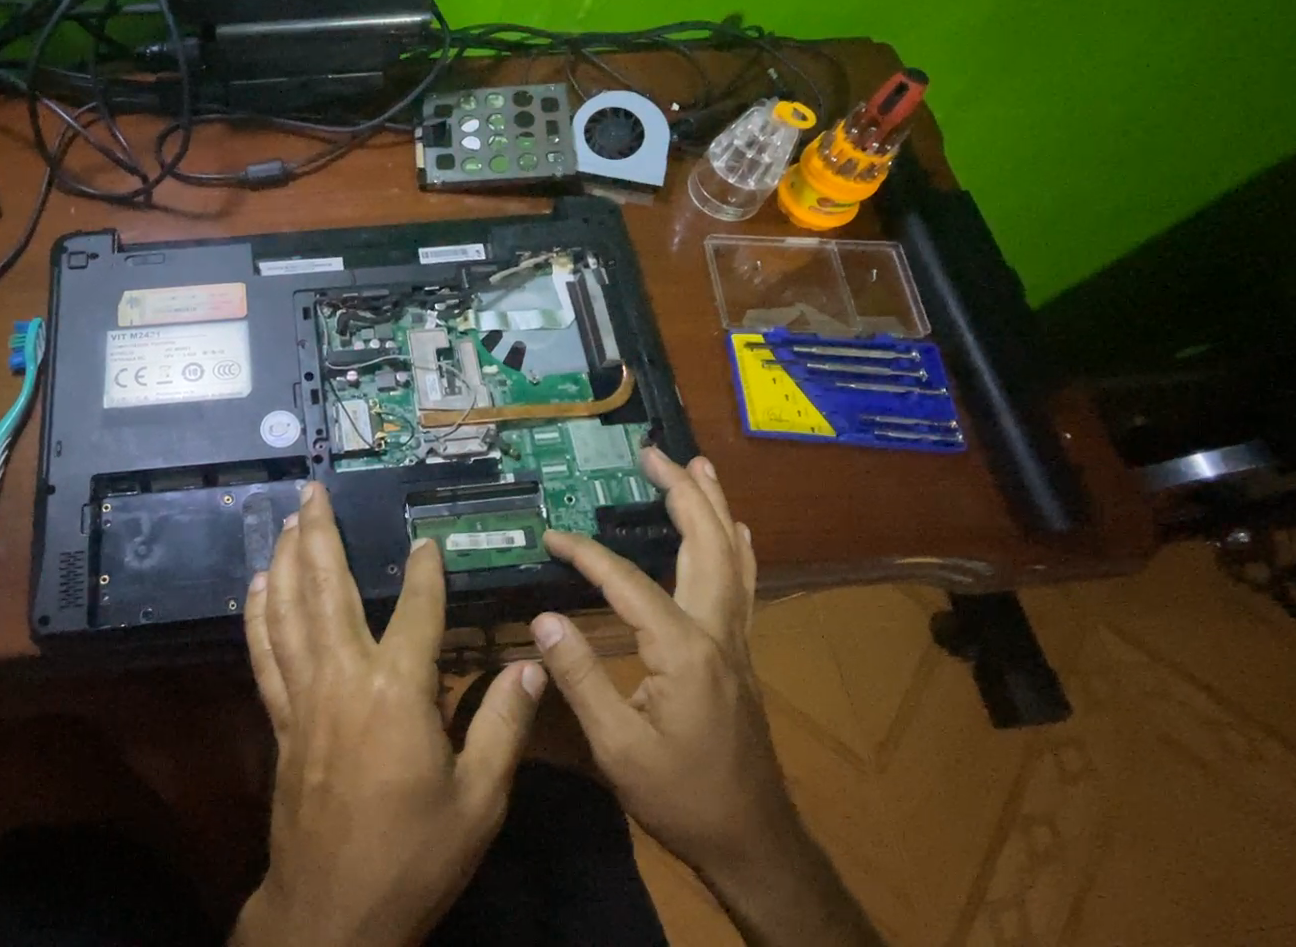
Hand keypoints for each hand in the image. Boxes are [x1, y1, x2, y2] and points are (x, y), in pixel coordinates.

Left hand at [233, 482, 546, 946]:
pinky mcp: (281, 720)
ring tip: (287, 521)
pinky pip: (264, 655)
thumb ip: (504, 725)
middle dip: (321, 537)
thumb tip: (532, 664)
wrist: (333, 910)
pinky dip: (258, 616)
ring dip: (286, 561)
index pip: (416, 611)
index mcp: (399, 692)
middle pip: (328, 591)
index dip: (424, 573)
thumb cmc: (415, 856)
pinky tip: (257, 587)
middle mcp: (344, 679)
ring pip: (288, 612)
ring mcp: (305, 697)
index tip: (426, 541)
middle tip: (313, 493)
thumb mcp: (480, 799)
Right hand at [531, 449, 787, 864]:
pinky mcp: (740, 654)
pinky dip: (734, 545)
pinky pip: (740, 581)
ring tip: (699, 468)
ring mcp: (736, 641)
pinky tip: (734, 531)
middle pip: (706, 543)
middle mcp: (717, 630)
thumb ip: (581, 678)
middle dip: (682, 493)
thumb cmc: (680, 795)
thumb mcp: (616, 746)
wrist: (751, 839)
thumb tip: (543, 619)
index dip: (586, 554)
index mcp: (683, 647)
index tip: (551, 534)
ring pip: (732, 557)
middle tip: (655, 454)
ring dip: (714, 507)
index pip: (628, 582)